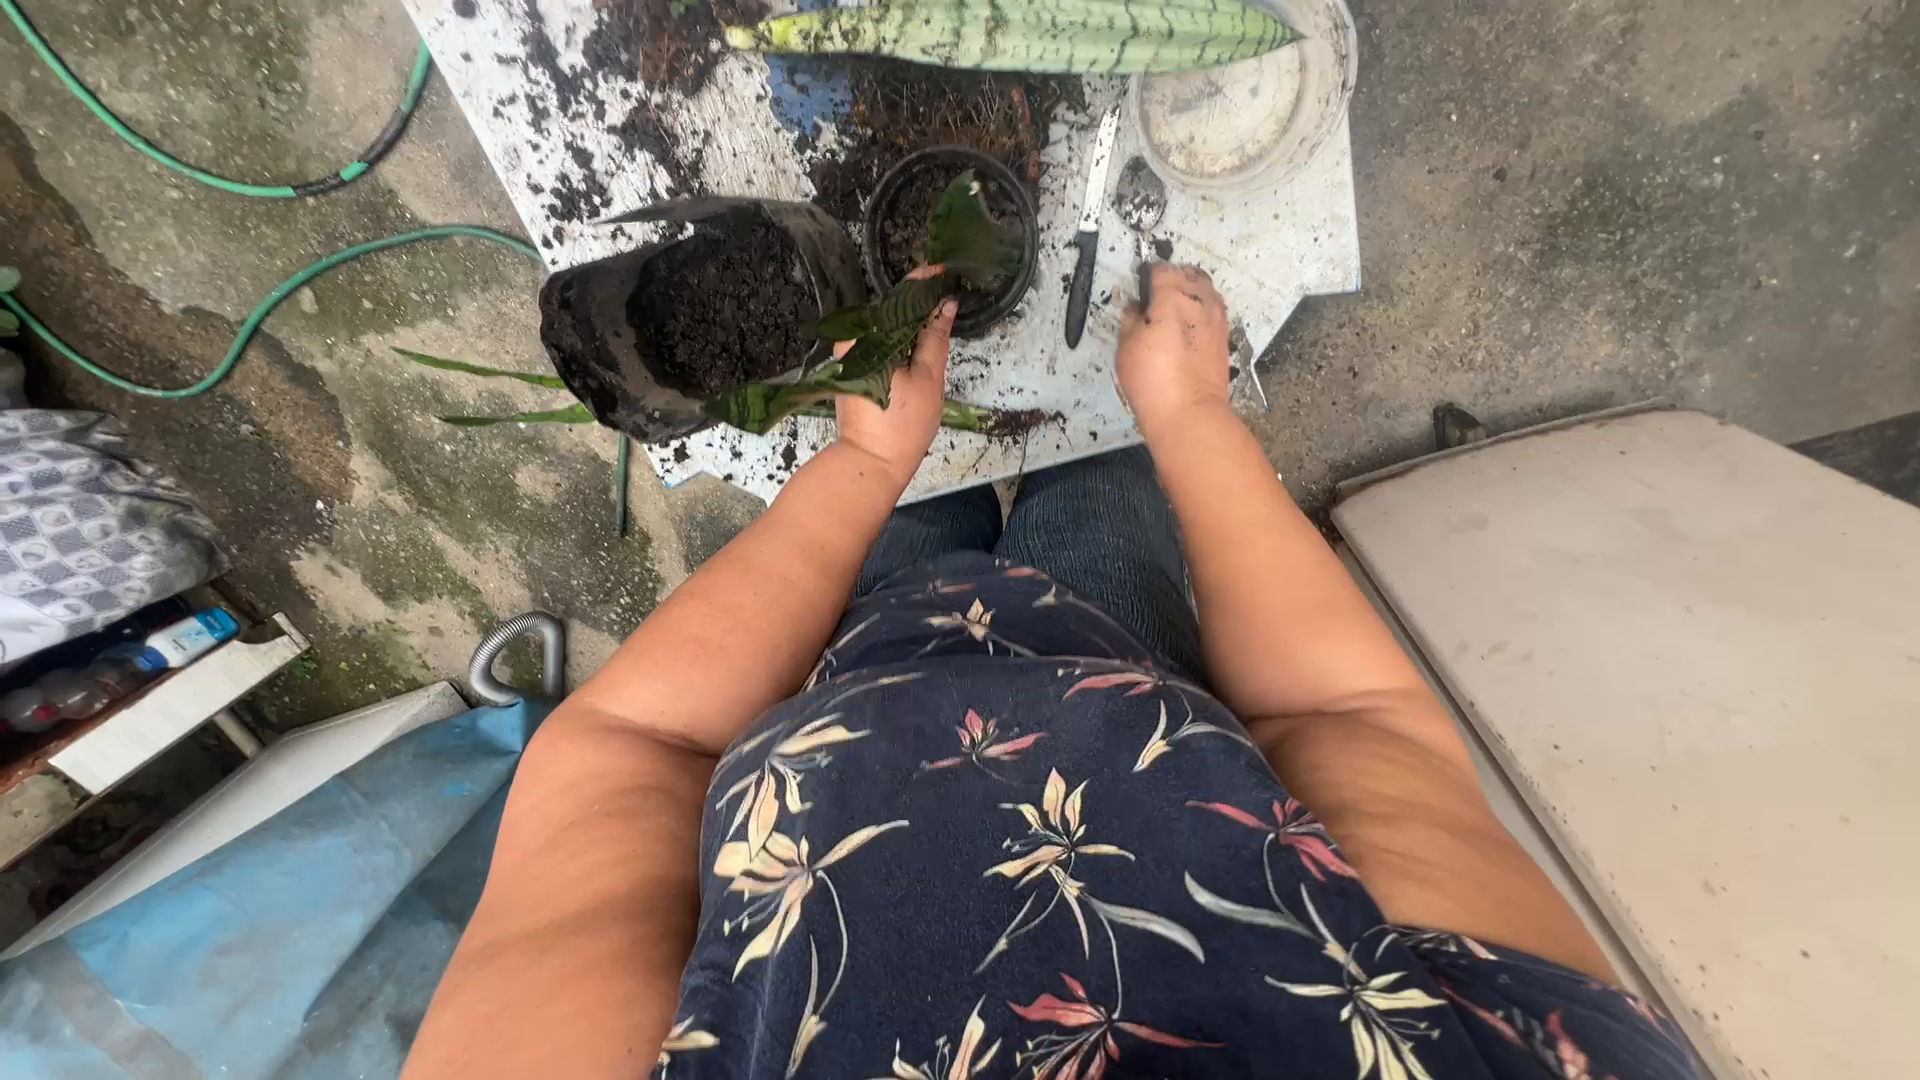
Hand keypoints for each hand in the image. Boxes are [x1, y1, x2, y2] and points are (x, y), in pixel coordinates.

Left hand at [834, 265, 956, 485]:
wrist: (871, 462)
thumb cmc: (901, 426)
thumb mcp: (928, 378)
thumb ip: (936, 338)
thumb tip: (946, 306)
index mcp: (867, 337)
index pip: (899, 299)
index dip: (925, 284)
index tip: (945, 271)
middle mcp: (852, 342)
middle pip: (890, 313)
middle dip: (919, 305)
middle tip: (947, 296)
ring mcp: (850, 358)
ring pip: (886, 331)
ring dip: (911, 325)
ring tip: (939, 317)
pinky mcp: (853, 372)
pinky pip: (879, 347)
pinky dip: (900, 342)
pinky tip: (920, 343)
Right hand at [1116, 262, 1232, 437]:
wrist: (1189, 412)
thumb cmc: (1153, 380)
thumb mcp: (1127, 347)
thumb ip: (1131, 319)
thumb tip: (1136, 308)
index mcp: (1173, 295)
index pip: (1162, 268)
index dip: (1147, 275)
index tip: (1139, 288)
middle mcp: (1200, 300)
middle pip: (1188, 273)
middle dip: (1172, 280)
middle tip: (1154, 300)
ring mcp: (1217, 318)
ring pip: (1205, 290)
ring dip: (1189, 294)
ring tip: (1172, 315)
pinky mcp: (1224, 337)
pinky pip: (1213, 311)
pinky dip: (1200, 312)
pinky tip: (1186, 331)